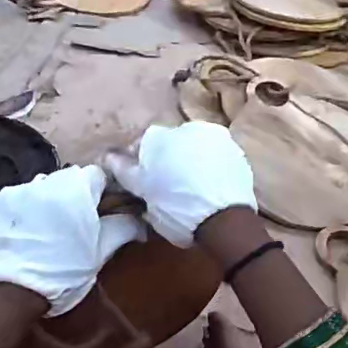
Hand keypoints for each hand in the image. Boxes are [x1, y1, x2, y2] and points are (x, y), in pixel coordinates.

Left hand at [0, 166, 144, 315]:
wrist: (8, 295)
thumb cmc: (63, 273)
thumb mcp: (99, 253)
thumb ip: (121, 229)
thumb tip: (138, 222)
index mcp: (75, 187)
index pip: (97, 176)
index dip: (102, 194)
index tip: (102, 214)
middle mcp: (43, 181)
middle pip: (66, 181)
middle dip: (73, 198)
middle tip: (75, 228)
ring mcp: (12, 193)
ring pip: (38, 191)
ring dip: (46, 205)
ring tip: (46, 235)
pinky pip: (13, 206)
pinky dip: (20, 218)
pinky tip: (22, 241)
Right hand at [103, 122, 256, 248]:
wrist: (225, 220)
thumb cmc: (176, 208)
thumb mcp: (144, 193)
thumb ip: (125, 171)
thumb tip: (109, 156)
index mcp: (159, 136)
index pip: (141, 145)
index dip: (140, 165)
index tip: (143, 183)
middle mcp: (187, 127)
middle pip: (170, 143)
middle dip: (167, 159)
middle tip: (167, 186)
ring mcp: (216, 136)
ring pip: (194, 147)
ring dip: (190, 160)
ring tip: (191, 188)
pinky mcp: (237, 150)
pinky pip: (216, 155)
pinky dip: (211, 166)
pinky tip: (210, 187)